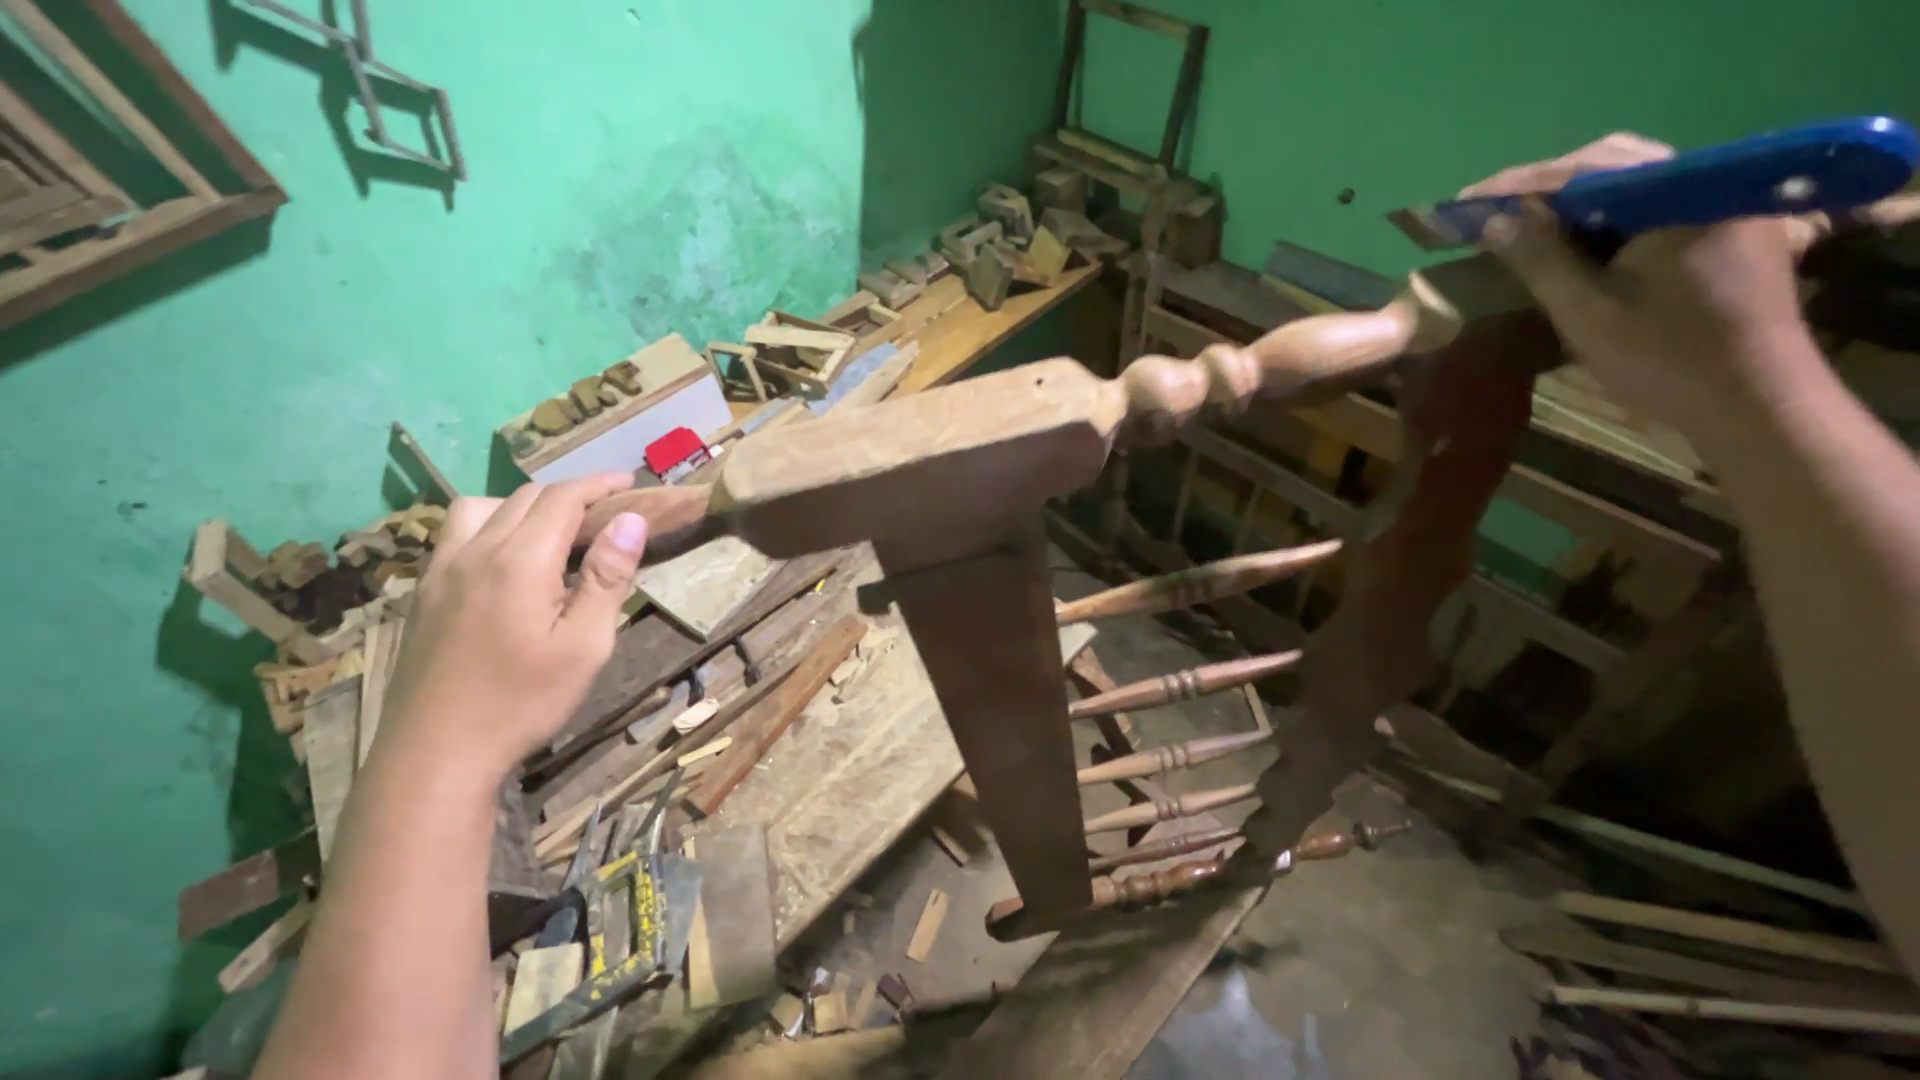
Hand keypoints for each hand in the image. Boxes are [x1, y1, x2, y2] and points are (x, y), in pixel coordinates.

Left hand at [381, 474, 648, 774]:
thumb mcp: (585, 646)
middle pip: (525, 496)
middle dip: (570, 493)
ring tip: (552, 531)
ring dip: (524, 504)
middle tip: (607, 512)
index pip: (563, 498)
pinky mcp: (423, 592)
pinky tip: (504, 560)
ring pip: (482, 506)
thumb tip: (631, 520)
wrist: (436, 753)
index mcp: (519, 561)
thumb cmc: (523, 702)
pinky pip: (455, 534)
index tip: (631, 483)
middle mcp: (474, 551)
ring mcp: (441, 570)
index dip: (599, 484)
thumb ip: (607, 577)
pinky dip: (490, 524)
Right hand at [1467, 133, 1815, 431]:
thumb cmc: (1664, 358)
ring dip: (1577, 200)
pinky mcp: (1726, 231)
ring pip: (1635, 183)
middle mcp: (1710, 182)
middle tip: (1493, 211)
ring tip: (1526, 222)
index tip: (1465, 203)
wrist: (1754, 402)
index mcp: (1679, 194)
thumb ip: (1539, 259)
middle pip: (1614, 164)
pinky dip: (1608, 215)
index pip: (1584, 170)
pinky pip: (1656, 203)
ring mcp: (1724, 204)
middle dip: (1548, 185)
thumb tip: (1494, 221)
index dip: (1518, 185)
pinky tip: (1576, 237)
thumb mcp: (1585, 311)